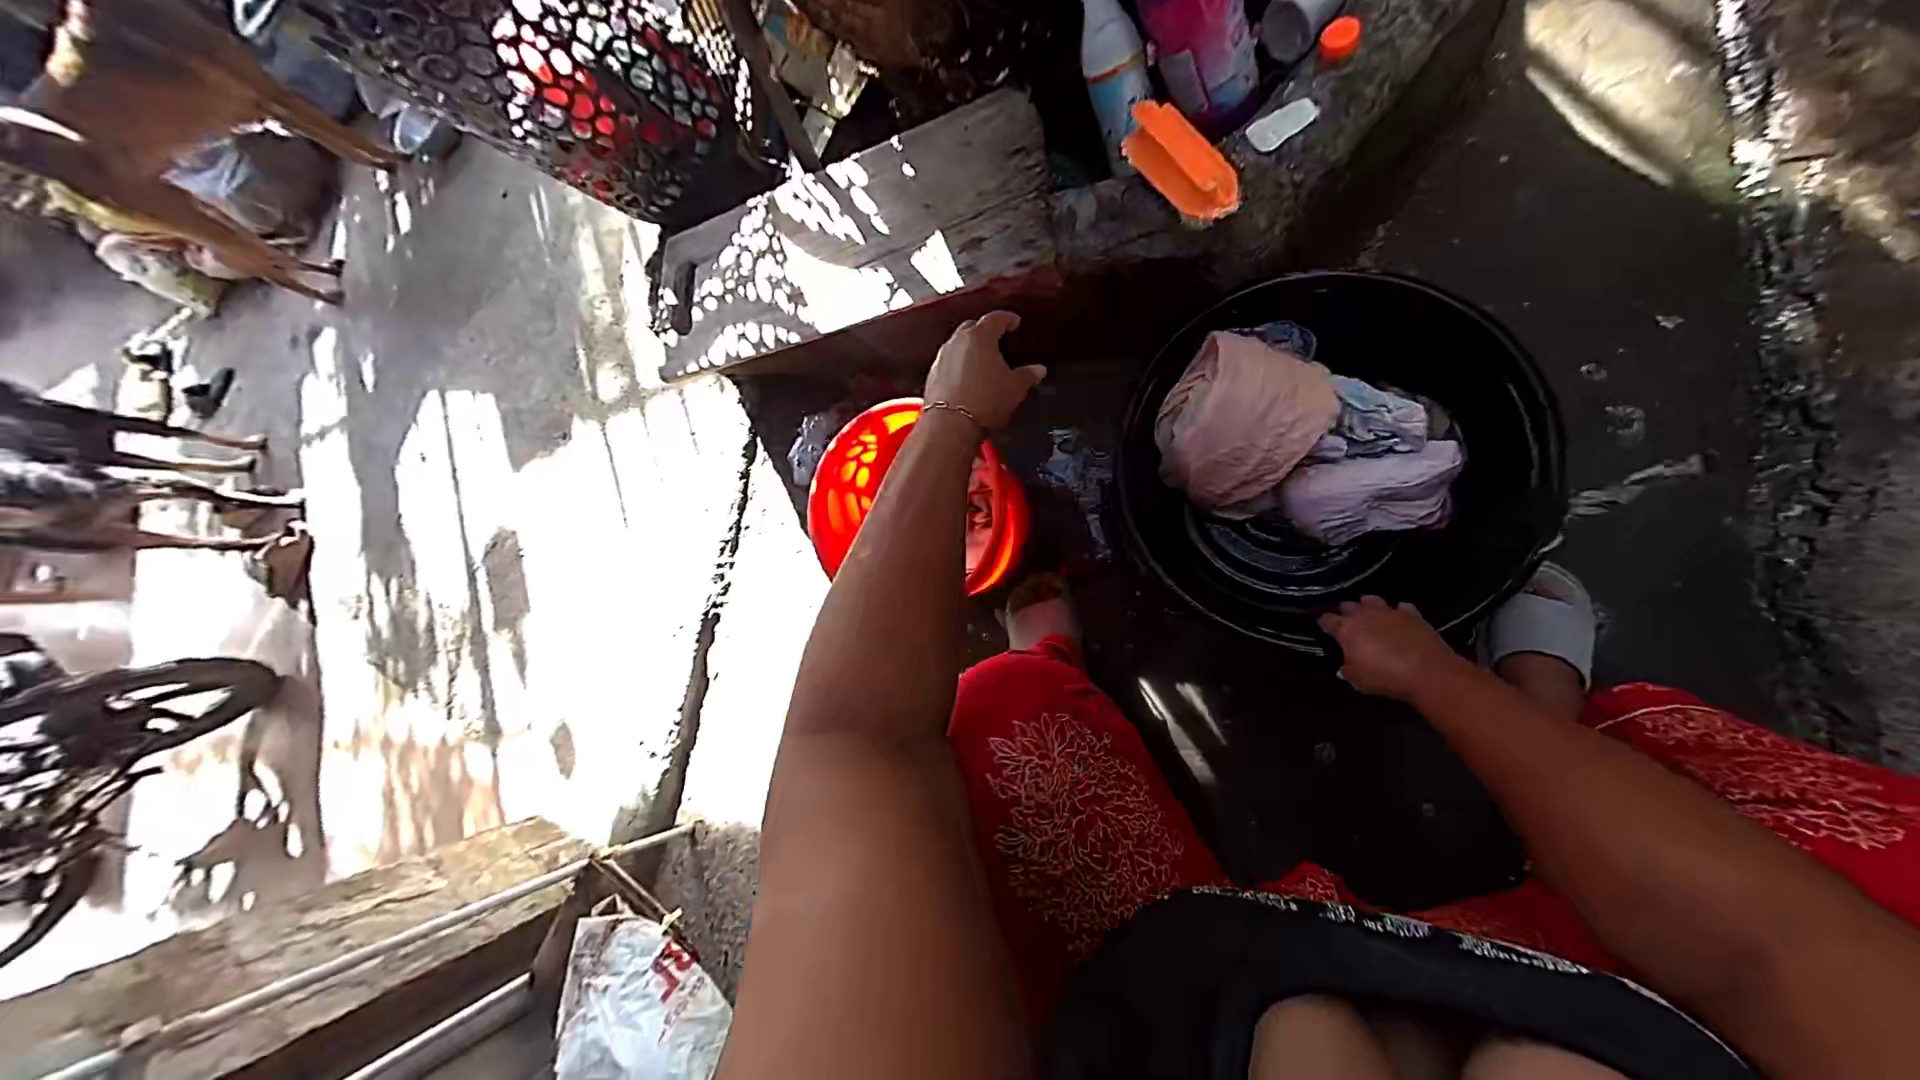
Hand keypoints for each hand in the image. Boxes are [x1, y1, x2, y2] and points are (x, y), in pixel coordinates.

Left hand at [923, 312, 1046, 429]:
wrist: (951, 425)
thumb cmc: (985, 401)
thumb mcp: (1015, 388)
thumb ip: (1027, 375)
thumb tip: (1038, 370)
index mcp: (980, 337)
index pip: (995, 319)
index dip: (1007, 319)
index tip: (1014, 322)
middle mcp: (957, 342)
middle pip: (972, 328)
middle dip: (984, 331)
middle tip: (997, 339)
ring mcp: (941, 358)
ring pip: (957, 346)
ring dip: (969, 350)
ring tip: (983, 361)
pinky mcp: (932, 376)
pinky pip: (948, 364)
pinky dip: (959, 366)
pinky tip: (967, 379)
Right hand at [1318, 596, 1467, 701]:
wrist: (1429, 673)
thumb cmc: (1385, 677)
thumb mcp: (1358, 680)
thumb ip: (1348, 670)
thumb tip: (1344, 668)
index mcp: (1346, 629)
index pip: (1327, 619)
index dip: (1325, 623)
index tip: (1325, 629)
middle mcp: (1365, 615)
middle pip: (1348, 605)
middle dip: (1346, 612)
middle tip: (1348, 623)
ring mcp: (1390, 612)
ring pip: (1373, 600)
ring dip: (1369, 606)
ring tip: (1371, 616)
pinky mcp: (1413, 615)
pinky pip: (1402, 608)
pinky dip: (1398, 613)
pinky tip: (1399, 621)